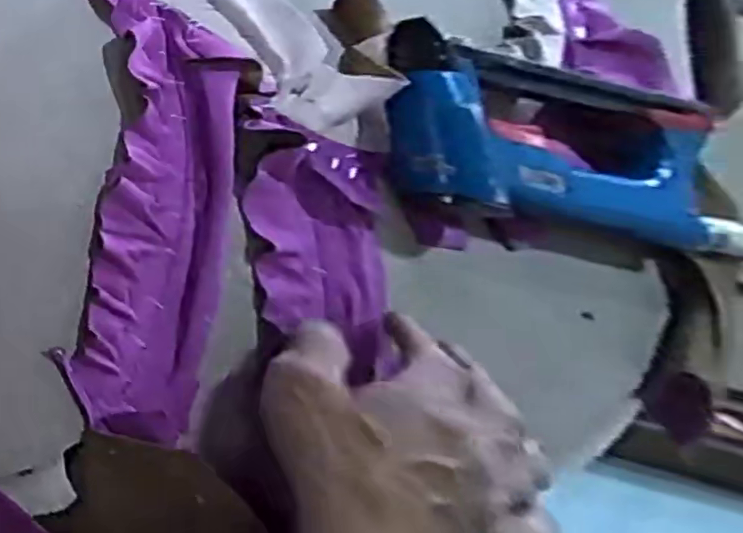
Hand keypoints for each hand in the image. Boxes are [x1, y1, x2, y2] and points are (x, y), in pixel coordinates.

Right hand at [262, 314, 553, 532]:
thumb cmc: (334, 459)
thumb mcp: (299, 383)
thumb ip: (314, 345)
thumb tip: (328, 327)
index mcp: (434, 397)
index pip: (433, 352)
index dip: (412, 332)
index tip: (393, 321)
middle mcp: (482, 440)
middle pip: (492, 398)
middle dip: (468, 372)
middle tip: (446, 358)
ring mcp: (504, 494)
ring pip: (526, 454)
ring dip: (508, 428)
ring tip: (488, 419)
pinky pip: (533, 512)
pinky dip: (525, 495)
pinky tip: (513, 496)